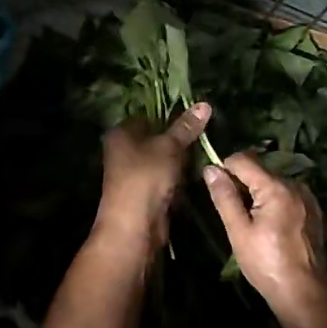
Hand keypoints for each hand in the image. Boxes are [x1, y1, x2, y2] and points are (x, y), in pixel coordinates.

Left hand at [94, 103, 210, 254]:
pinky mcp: (145, 190)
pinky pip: (165, 177)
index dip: (170, 114)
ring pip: (163, 159)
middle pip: (156, 137)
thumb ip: (185, 127)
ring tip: (205, 152)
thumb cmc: (146, 176)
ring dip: (181, 160)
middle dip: (179, 139)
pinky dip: (178, 177)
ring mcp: (134, 171)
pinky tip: (196, 174)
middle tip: (205, 135)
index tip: (196, 116)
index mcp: (121, 133)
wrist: (135, 224)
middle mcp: (123, 149)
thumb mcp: (169, 147)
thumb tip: (205, 104)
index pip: (147, 115)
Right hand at [202, 152, 326, 327]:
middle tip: (231, 210)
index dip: (224, 168)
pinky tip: (268, 224)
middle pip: (258, 168)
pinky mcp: (312, 209)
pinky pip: (285, 192)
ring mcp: (307, 197)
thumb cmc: (266, 263)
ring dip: (256, 191)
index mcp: (276, 188)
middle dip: (240, 181)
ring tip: (249, 219)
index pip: (242, 159)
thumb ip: (224, 196)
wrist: (305, 293)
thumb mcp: (238, 230)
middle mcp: (294, 185)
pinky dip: (271, 200)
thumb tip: (210, 168)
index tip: (216, 188)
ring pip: (271, 180)